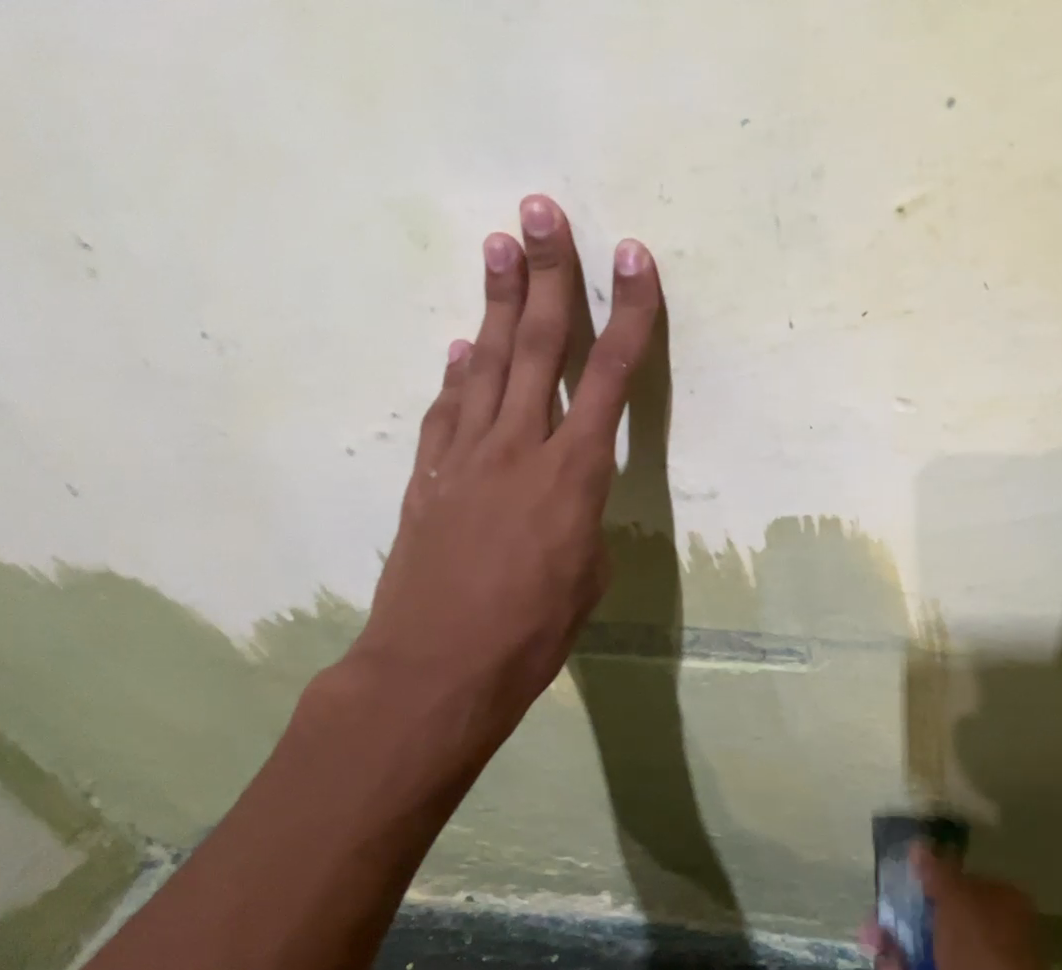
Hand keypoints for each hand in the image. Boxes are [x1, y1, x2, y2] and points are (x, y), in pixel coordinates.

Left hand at [343, 194, 661, 742]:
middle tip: (543, 209)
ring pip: (487, 363)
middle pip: (538, 345)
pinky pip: (447, 410)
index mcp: (574, 475)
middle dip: (547, 273)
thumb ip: (583, 514)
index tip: (633, 257)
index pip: (610, 377)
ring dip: (497, 301)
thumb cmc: (533, 633)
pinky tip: (464, 344)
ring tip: (500, 244)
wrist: (435, 668)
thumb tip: (569, 487)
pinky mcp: (429, 477)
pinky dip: (458, 372)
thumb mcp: (589, 574)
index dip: (628, 314)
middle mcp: (519, 447)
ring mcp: (465, 457)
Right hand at [864, 851, 1061, 969]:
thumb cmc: (982, 960)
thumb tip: (920, 844)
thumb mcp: (957, 906)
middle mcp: (991, 933)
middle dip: (896, 937)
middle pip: (930, 925)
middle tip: (873, 944)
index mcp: (998, 901)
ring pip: (925, 961)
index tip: (883, 905)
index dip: (913, 893)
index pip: (948, 886)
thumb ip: (937, 874)